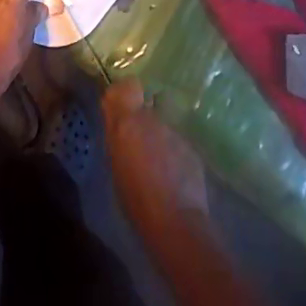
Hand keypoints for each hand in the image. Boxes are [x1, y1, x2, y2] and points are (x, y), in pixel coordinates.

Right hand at [103, 80, 207, 233]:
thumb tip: (120, 125)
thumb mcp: (116, 167)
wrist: (174, 219)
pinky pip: (176, 135)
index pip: (125, 86)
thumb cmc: (136, 200)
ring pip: (162, 116)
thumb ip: (118, 138)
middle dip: (142, 110)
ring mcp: (173, 128)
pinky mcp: (189, 141)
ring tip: (156, 152)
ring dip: (158, 128)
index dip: (123, 91)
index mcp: (126, 124)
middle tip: (138, 131)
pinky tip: (172, 165)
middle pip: (145, 99)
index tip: (119, 102)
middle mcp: (151, 118)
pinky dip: (172, 144)